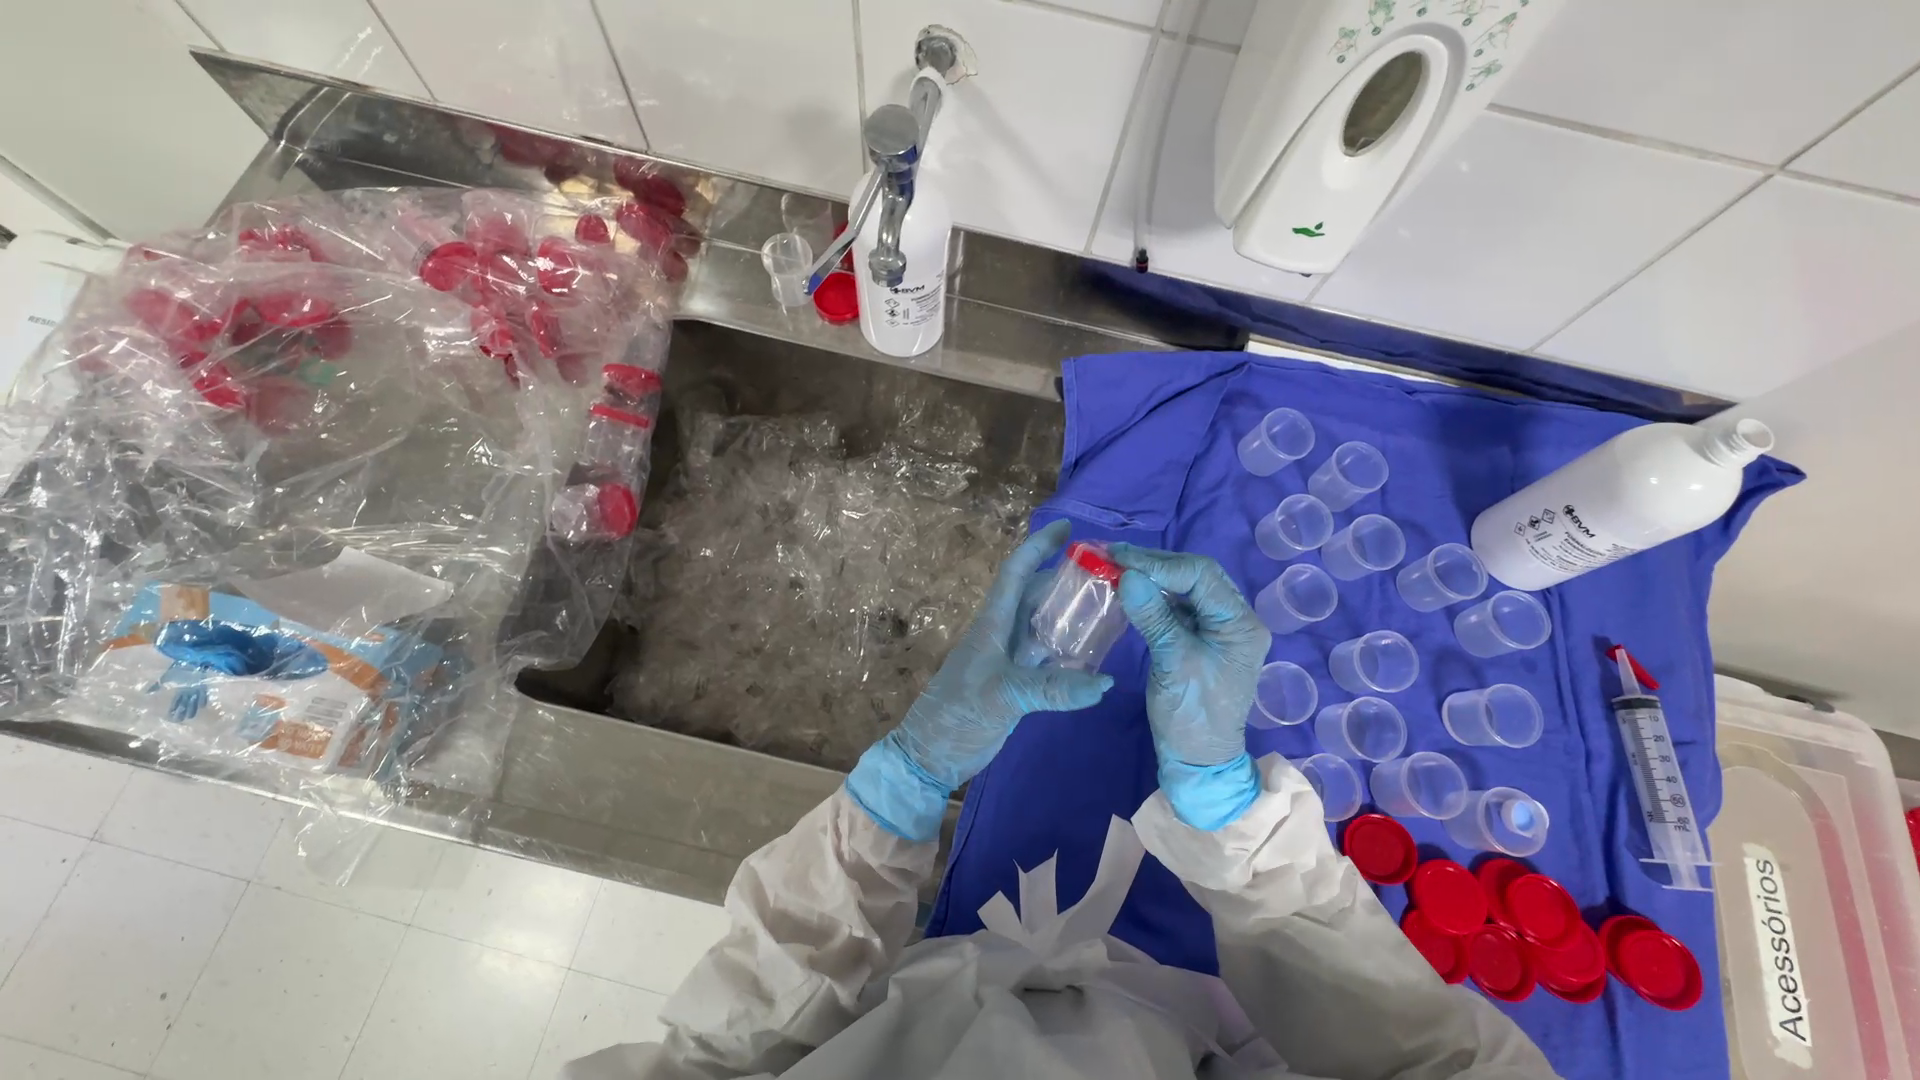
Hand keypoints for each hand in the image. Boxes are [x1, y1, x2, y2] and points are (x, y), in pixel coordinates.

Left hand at [845, 519, 1113, 841]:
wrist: (932, 755)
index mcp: (992, 625)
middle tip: (1106, 574)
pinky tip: (1095, 656)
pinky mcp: (1016, 684)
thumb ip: (1051, 689)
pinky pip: (1048, 658)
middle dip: (1066, 579)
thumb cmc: (957, 716)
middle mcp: (1002, 635)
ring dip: (1071, 615)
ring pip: (1044, 626)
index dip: (1038, 547)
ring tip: (1109, 607)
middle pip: (1036, 596)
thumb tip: (1102, 683)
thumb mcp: (1003, 697)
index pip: (1016, 574)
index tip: (1067, 528)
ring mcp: (1009, 660)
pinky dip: (1070, 653)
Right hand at [1111, 544, 1269, 829]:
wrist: (1199, 759)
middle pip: (1196, 575)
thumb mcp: (1173, 663)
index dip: (1159, 563)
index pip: (1201, 575)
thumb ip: (1154, 617)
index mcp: (1240, 624)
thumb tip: (1128, 576)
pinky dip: (1154, 595)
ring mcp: (1219, 628)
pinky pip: (1179, 605)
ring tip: (1116, 566)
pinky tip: (1130, 590)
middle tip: (1114, 555)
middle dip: (1155, 563)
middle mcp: (1236, 619)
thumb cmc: (1192, 714)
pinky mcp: (1201, 638)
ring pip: (1186, 587)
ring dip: (1153, 575)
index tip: (1119, 559)